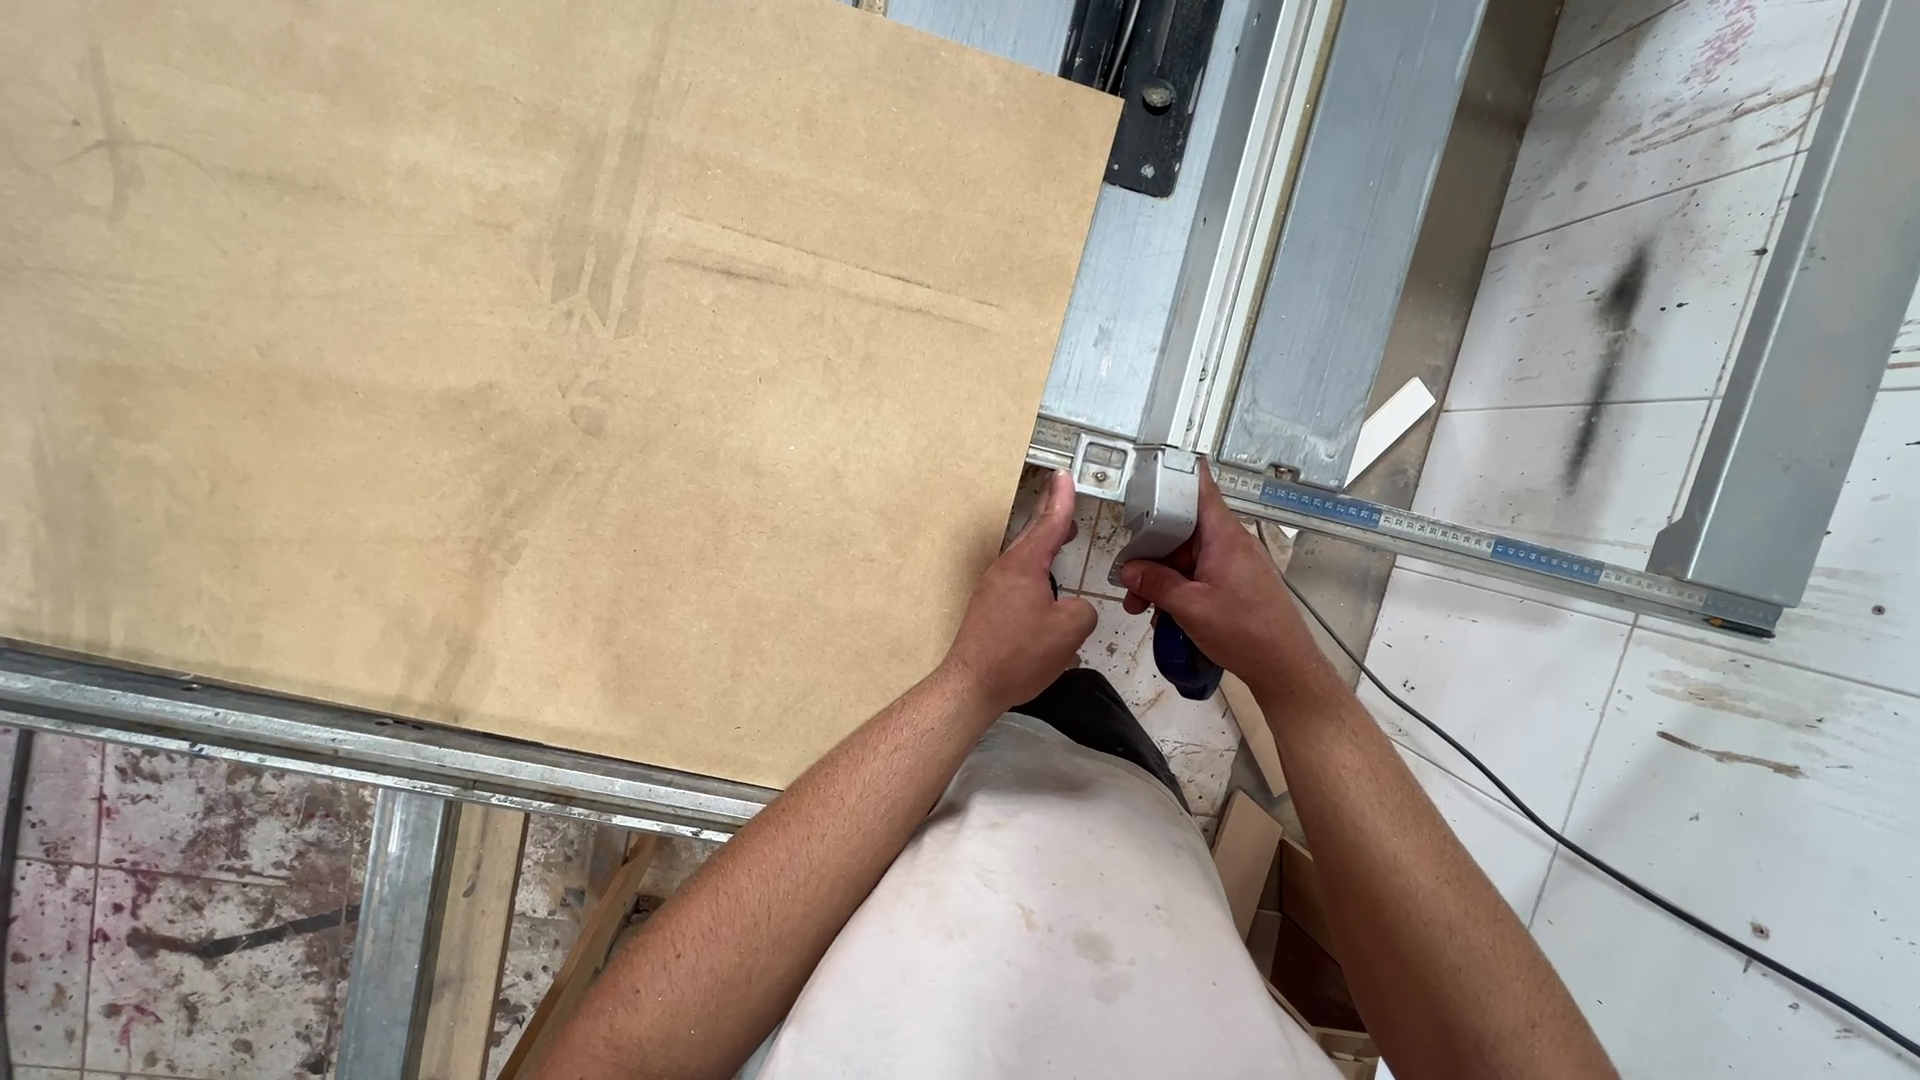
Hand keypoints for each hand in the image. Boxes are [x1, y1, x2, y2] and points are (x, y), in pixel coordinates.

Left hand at [941, 470, 1097, 713]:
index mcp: (1024, 565)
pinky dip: (1035, 570)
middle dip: (1052, 515)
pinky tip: (1044, 583)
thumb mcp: (1069, 631)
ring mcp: (992, 587)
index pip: (1049, 523)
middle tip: (1065, 498)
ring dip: (1044, 544)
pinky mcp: (988, 606)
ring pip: (1024, 556)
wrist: (973, 682)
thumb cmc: (1019, 655)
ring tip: (1063, 536)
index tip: (1063, 475)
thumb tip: (1074, 608)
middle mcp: (1004, 569)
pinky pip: (1017, 577)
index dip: (1062, 499)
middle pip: (1033, 534)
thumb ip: (1083, 610)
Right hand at [1117, 464, 1333, 697]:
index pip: (1201, 490)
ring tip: (1141, 608)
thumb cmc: (1243, 632)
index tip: (1151, 465)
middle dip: (1151, 552)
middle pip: (1182, 531)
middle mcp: (1230, 544)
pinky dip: (1178, 591)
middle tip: (1128, 577)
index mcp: (1224, 537)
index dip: (1177, 473)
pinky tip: (1163, 615)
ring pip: (1186, 558)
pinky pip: (1198, 577)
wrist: (1284, 668)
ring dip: (1161, 579)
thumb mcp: (1190, 608)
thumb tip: (1129, 569)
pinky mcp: (1235, 585)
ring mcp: (1233, 565)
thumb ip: (1157, 584)